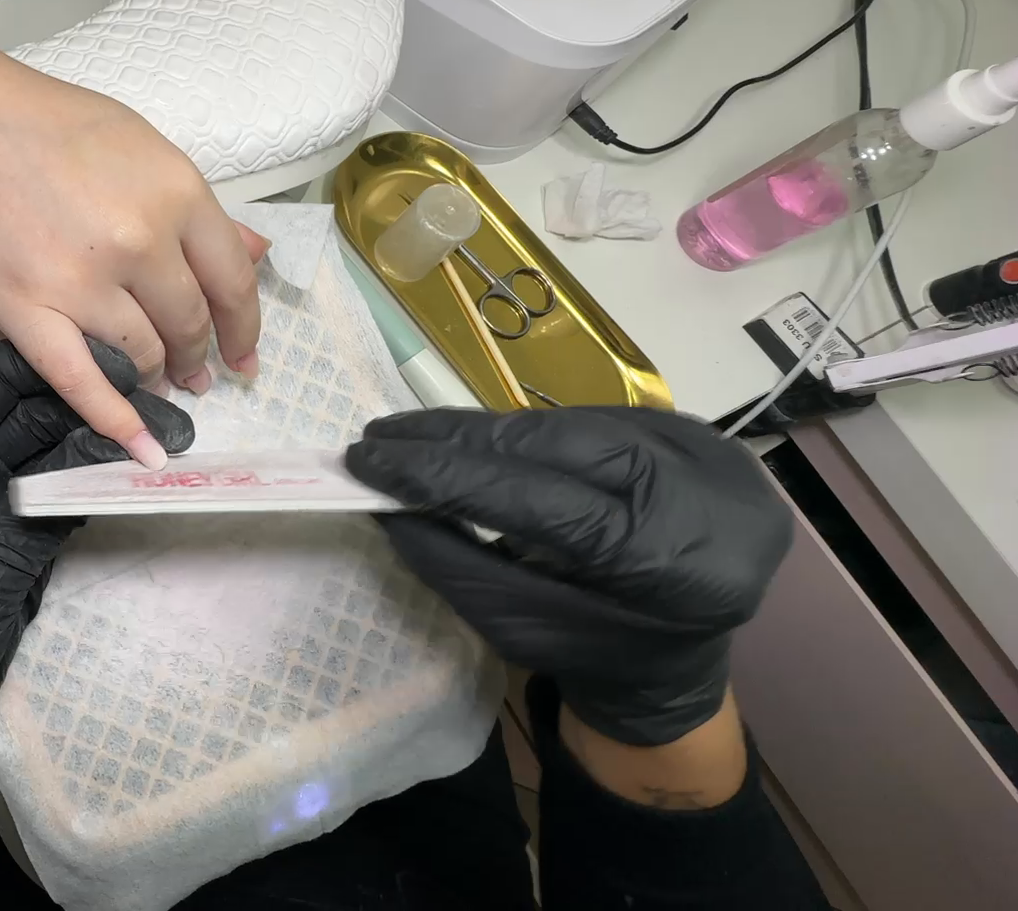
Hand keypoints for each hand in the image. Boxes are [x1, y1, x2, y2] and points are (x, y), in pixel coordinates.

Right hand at [0, 63, 263, 467]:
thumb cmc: (42, 120)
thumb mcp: (139, 144)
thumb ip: (198, 206)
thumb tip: (257, 251)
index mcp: (175, 192)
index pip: (233, 281)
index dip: (245, 329)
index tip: (244, 357)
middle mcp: (138, 242)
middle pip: (188, 325)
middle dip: (199, 358)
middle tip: (197, 375)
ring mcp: (80, 282)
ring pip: (140, 356)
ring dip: (156, 378)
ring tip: (158, 384)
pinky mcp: (23, 311)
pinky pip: (79, 381)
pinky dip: (113, 420)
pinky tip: (139, 447)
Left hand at [0, 339, 192, 829]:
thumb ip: (49, 497)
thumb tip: (117, 444)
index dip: (55, 364)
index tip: (122, 370)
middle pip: (28, 412)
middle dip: (92, 408)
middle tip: (162, 415)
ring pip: (46, 453)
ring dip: (98, 448)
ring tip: (163, 445)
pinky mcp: (6, 537)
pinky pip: (52, 495)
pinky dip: (89, 486)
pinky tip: (132, 480)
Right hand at [343, 407, 793, 745]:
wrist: (676, 654)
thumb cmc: (588, 651)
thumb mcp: (508, 624)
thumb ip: (444, 558)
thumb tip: (380, 498)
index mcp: (666, 564)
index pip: (529, 498)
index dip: (439, 473)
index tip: (366, 456)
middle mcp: (701, 496)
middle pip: (545, 444)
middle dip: (450, 438)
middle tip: (380, 436)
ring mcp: (707, 454)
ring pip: (558, 423)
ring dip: (478, 431)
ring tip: (416, 437)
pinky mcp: (694, 433)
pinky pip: (580, 420)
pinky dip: (519, 431)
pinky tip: (477, 442)